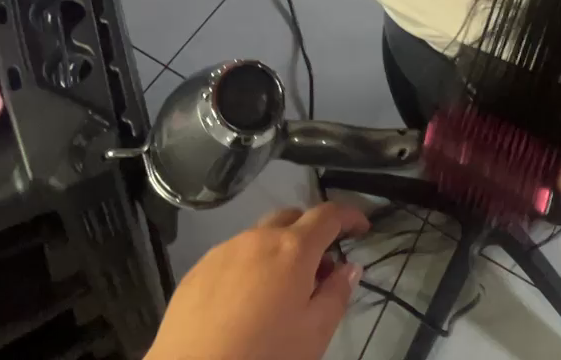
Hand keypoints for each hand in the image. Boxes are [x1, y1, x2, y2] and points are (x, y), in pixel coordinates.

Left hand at [146, 202, 369, 359]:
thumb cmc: (264, 357)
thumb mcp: (314, 334)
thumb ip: (337, 295)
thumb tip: (349, 267)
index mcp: (293, 248)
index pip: (328, 215)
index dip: (349, 216)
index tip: (362, 228)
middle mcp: (259, 237)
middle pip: (293, 218)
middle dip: (311, 233)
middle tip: (320, 269)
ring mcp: (225, 250)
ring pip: (261, 236)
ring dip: (279, 251)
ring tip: (280, 292)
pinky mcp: (199, 268)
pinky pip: (234, 255)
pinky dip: (250, 266)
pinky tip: (245, 303)